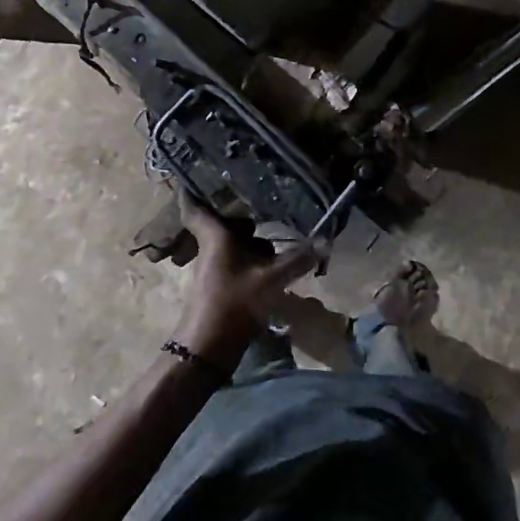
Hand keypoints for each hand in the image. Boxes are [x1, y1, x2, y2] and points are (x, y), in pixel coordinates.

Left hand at [172, 194, 319, 365]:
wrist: (209, 348)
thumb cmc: (233, 303)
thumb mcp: (271, 279)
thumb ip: (298, 260)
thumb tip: (325, 242)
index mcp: (216, 238)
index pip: (195, 208)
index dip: (194, 190)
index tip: (199, 172)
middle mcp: (213, 248)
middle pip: (224, 222)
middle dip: (241, 210)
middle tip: (264, 194)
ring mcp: (217, 268)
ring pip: (234, 242)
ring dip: (252, 235)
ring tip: (279, 223)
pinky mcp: (224, 285)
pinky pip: (240, 260)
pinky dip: (255, 255)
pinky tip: (277, 258)